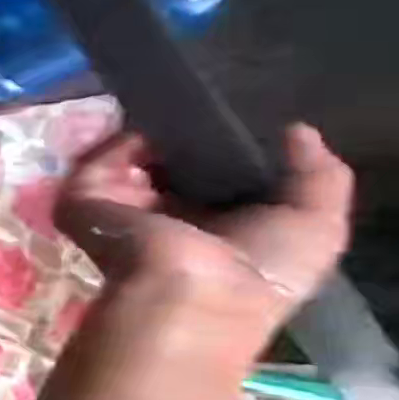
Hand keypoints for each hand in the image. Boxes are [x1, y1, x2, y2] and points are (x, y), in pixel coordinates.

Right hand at [57, 124, 353, 331]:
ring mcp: (115, 209)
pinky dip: (118, 146)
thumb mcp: (315, 223)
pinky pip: (96, 164)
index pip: (202, 179)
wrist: (196, 291)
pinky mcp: (82, 202)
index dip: (220, 150)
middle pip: (159, 165)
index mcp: (200, 225)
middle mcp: (154, 216)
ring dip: (145, 135)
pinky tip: (147, 134)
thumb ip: (315, 175)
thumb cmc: (261, 270)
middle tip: (202, 108)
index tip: (236, 122)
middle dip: (179, 136)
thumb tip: (296, 128)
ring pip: (123, 160)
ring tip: (174, 111)